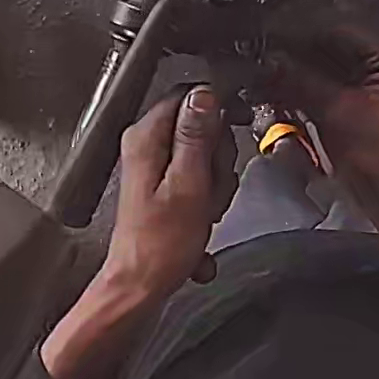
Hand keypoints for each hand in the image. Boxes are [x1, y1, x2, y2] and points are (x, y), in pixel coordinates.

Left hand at [104, 85, 238, 296]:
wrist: (140, 285)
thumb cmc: (160, 244)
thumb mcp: (188, 185)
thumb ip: (197, 137)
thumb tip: (205, 94)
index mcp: (146, 137)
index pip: (188, 95)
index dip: (218, 108)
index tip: (238, 125)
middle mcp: (145, 145)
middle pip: (200, 127)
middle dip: (218, 158)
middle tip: (212, 187)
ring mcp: (153, 165)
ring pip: (203, 155)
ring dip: (215, 184)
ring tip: (204, 209)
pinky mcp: (162, 184)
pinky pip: (197, 177)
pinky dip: (206, 198)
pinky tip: (200, 220)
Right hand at [269, 24, 378, 220]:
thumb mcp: (344, 113)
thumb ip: (303, 81)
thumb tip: (269, 59)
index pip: (337, 28)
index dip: (299, 28)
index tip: (267, 30)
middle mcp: (370, 67)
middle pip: (320, 46)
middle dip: (286, 49)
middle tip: (254, 50)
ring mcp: (351, 88)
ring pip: (309, 67)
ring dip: (282, 69)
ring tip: (255, 69)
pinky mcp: (335, 108)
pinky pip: (305, 89)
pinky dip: (285, 89)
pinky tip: (264, 87)